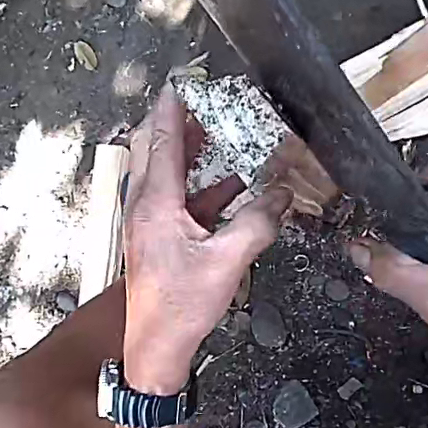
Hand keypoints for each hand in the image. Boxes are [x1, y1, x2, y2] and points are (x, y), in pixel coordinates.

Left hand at [121, 87, 290, 393]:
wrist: (156, 345)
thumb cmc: (182, 305)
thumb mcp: (228, 261)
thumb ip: (258, 223)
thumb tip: (281, 196)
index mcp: (157, 204)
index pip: (164, 142)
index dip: (173, 109)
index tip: (180, 81)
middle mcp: (146, 206)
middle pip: (156, 150)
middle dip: (177, 122)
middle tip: (200, 102)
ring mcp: (150, 222)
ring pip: (165, 172)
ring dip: (187, 150)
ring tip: (213, 132)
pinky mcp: (159, 238)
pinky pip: (178, 197)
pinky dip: (200, 183)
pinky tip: (228, 183)